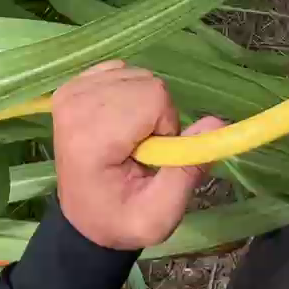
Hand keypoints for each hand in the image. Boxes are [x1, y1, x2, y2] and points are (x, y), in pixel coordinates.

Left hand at [51, 61, 227, 250]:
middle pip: (146, 82)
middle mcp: (76, 105)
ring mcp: (71, 92)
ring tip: (128, 137)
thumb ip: (188, 171)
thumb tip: (216, 122)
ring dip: (143, 103)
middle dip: (155, 113)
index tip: (151, 154)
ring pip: (137, 74)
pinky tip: (117, 120)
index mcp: (91, 137)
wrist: (84, 218)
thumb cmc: (121, 218)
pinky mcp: (72, 85)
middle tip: (141, 148)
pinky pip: (121, 70)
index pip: (153, 97)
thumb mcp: (160, 214)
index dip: (165, 125)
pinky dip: (129, 92)